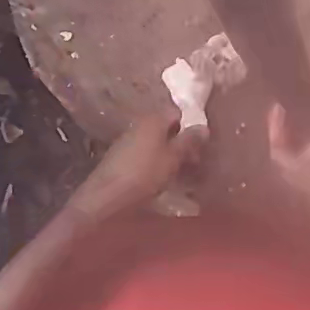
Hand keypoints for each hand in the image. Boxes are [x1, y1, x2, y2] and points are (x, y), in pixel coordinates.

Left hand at [69, 109, 206, 220]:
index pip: (176, 112)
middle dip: (180, 143)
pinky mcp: (119, 157)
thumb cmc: (144, 174)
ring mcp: (127, 141)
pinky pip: (144, 154)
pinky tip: (159, 179)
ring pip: (155, 143)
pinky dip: (154, 163)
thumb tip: (203, 126)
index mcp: (153, 119)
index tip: (199, 145)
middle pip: (165, 128)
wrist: (105, 196)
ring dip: (168, 155)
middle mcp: (139, 124)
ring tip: (180, 174)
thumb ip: (188, 142)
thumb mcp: (172, 158)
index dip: (189, 126)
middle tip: (194, 163)